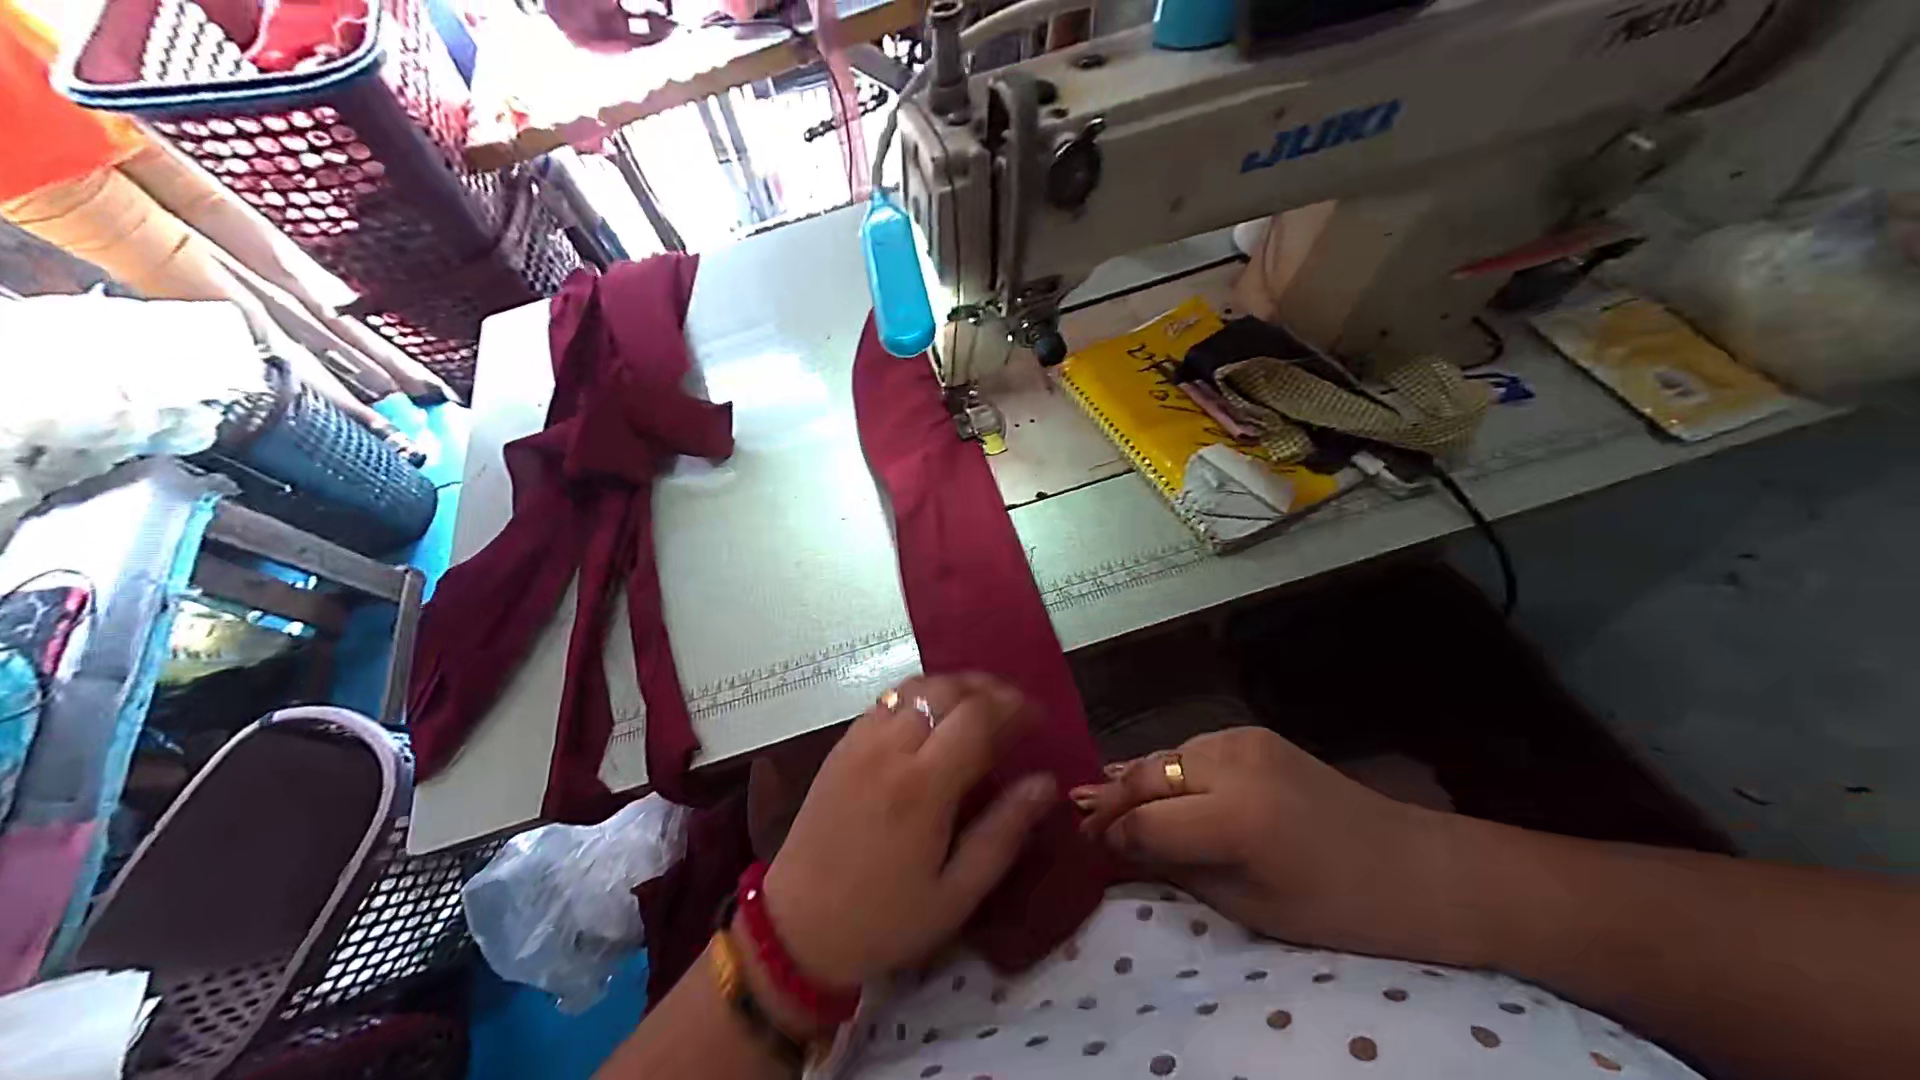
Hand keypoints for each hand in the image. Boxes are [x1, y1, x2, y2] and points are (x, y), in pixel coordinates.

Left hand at [757, 675, 1058, 992]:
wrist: (796, 928)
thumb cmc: (883, 919)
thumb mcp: (956, 894)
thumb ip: (1004, 832)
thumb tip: (1045, 783)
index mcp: (923, 786)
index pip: (977, 718)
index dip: (1014, 708)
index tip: (1038, 718)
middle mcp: (890, 749)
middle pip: (948, 691)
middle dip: (989, 689)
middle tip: (1015, 707)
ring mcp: (860, 741)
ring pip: (915, 686)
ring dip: (955, 686)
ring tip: (980, 704)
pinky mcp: (841, 745)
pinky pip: (887, 699)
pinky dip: (920, 694)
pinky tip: (933, 715)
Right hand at [1074, 727, 1471, 960]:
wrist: (1416, 867)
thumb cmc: (1337, 909)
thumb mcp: (1249, 905)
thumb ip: (1176, 867)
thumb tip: (1117, 847)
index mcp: (1237, 818)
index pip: (1147, 821)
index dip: (1111, 835)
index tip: (1085, 846)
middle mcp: (1233, 763)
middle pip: (1148, 776)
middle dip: (1109, 798)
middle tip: (1078, 816)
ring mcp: (1244, 740)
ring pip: (1166, 756)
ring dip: (1136, 779)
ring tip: (1102, 797)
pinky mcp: (1254, 735)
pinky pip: (1192, 749)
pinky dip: (1168, 767)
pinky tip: (1151, 780)